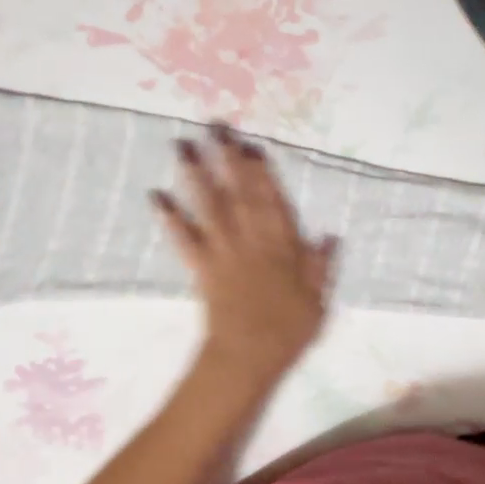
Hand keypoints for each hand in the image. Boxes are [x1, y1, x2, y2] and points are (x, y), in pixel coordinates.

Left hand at [153, 125, 337, 386]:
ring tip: (182, 147)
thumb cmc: (288, 331)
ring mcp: (223, 252)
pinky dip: (169, 219)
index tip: (250, 143)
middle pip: (238, 193)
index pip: (272, 200)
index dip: (261, 170)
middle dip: (226, 159)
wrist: (247, 357)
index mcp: (282, 246)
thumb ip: (321, 266)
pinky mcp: (202, 269)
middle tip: (214, 126)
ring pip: (209, 207)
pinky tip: (156, 197)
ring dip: (195, 175)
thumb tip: (329, 235)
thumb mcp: (318, 301)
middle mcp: (251, 240)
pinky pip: (184, 240)